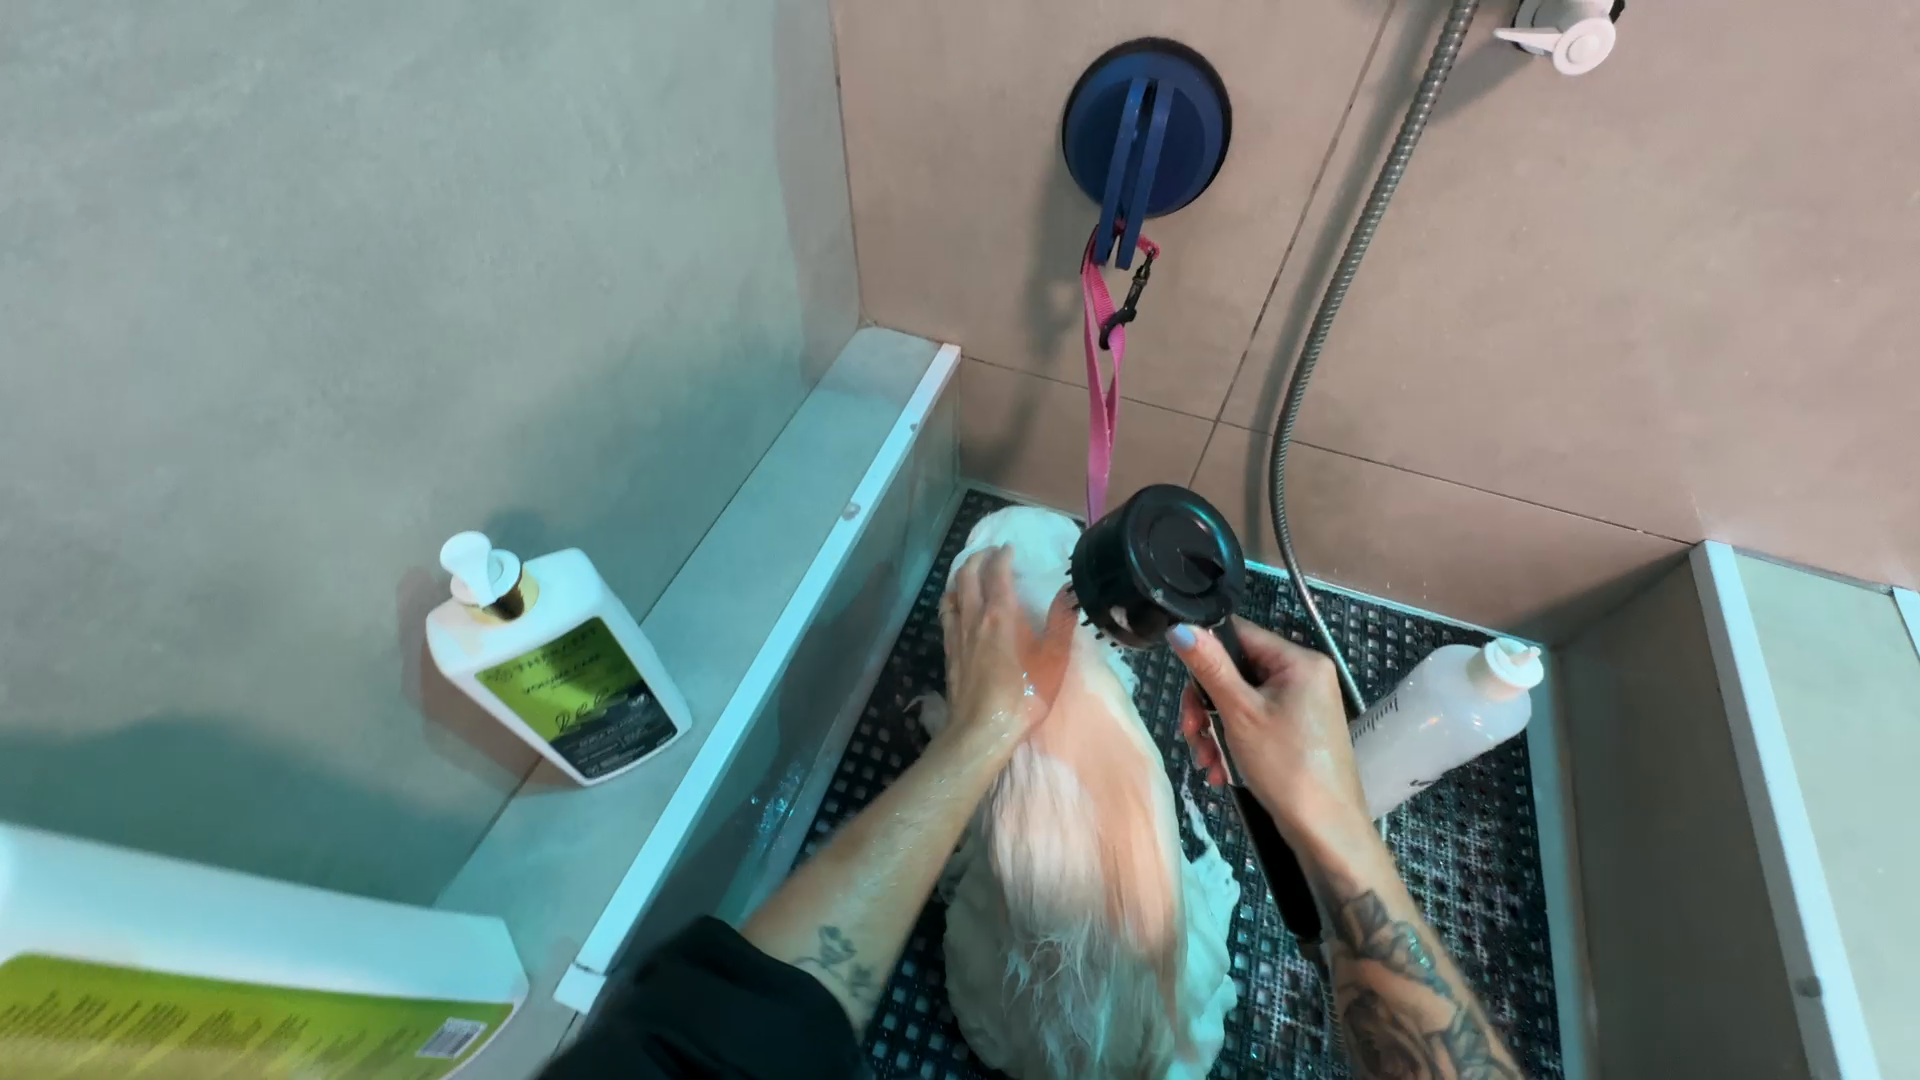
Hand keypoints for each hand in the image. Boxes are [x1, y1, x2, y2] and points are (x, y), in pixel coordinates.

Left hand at [938, 545, 1073, 746]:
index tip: (1009, 548)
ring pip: (953, 591)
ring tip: (972, 571)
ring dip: (961, 574)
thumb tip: (1069, 592)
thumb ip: (1061, 622)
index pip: (997, 571)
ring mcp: (957, 633)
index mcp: (1001, 613)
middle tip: (990, 552)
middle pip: (968, 574)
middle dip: (978, 557)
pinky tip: (956, 604)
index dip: (1003, 555)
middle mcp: (975, 616)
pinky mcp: (949, 650)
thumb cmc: (1024, 694)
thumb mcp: (1054, 659)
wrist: (983, 729)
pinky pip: (946, 613)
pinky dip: (952, 598)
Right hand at [1170, 617, 1370, 844]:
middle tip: (1191, 733)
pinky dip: (1232, 742)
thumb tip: (1179, 627)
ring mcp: (1301, 706)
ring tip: (1206, 760)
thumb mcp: (1239, 712)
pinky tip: (1220, 770)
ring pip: (1238, 701)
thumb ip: (1209, 666)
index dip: (1205, 656)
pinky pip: (1252, 722)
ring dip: (1214, 730)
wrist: (1326, 832)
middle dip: (1206, 706)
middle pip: (1234, 672)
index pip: (1238, 635)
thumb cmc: (1285, 764)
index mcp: (1298, 661)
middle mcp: (1303, 676)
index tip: (1186, 689)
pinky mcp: (1295, 731)